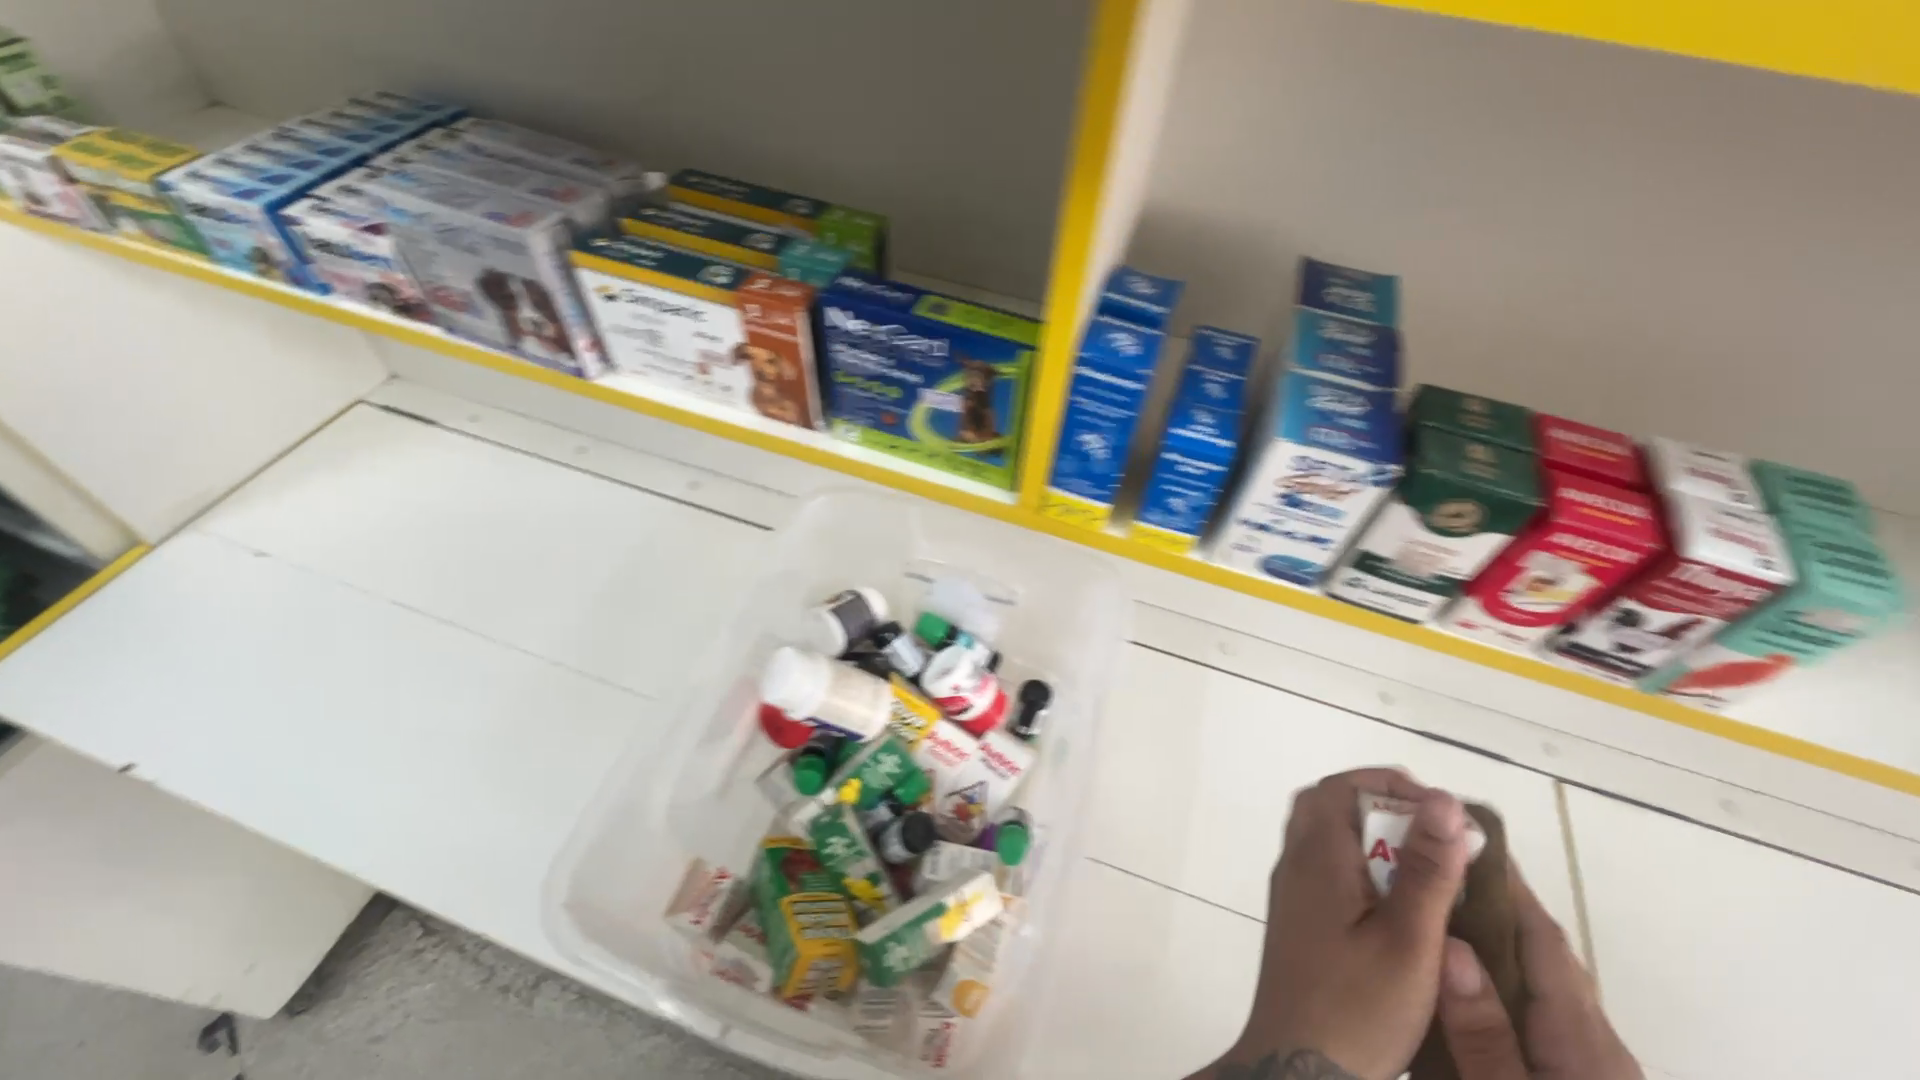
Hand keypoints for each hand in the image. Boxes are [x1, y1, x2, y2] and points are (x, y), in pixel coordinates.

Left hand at [1195, 768, 1473, 1079]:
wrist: (1295, 1065)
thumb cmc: (1357, 1006)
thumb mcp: (1408, 939)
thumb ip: (1427, 868)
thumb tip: (1443, 800)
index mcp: (1316, 857)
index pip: (1340, 787)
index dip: (1389, 784)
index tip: (1440, 811)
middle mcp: (1295, 864)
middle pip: (1329, 806)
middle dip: (1384, 808)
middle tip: (1435, 837)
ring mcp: (1292, 894)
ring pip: (1327, 839)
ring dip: (1374, 840)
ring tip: (1427, 872)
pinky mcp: (1298, 922)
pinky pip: (1326, 870)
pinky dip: (1362, 869)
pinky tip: (1400, 909)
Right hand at [1435, 865, 1641, 1079]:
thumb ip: (1484, 1033)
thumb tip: (1452, 947)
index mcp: (1583, 1041)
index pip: (1542, 940)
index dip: (1504, 885)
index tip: (1461, 839)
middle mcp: (1596, 1042)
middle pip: (1545, 954)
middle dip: (1494, 906)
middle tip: (1434, 869)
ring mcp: (1593, 1062)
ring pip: (1542, 982)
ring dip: (1496, 942)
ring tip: (1438, 913)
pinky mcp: (1579, 1076)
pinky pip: (1538, 1009)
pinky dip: (1502, 978)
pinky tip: (1466, 980)